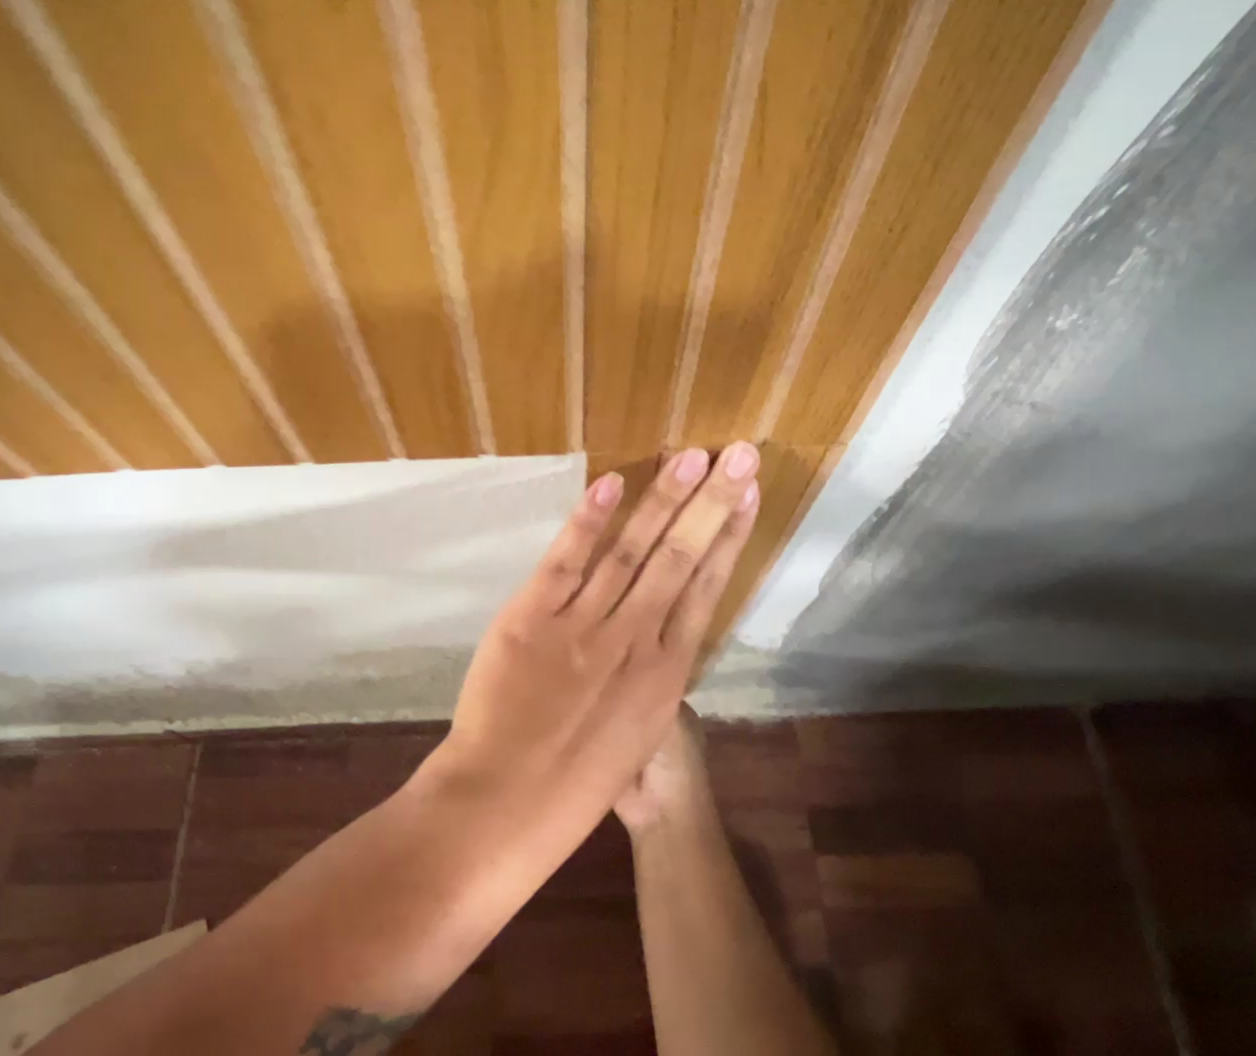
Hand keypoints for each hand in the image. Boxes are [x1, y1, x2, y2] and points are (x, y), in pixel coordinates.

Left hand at [419, 444, 759, 832]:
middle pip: (681, 558)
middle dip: (712, 501)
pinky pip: (566, 561)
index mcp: (667, 673)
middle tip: (739, 451)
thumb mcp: (636, 738)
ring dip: (664, 499)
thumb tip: (661, 646)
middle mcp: (635, 640)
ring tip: (692, 456)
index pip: (707, 589)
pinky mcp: (532, 619)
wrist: (506, 804)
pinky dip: (590, 521)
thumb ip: (651, 685)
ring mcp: (585, 627)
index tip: (749, 496)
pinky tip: (614, 483)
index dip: (729, 538)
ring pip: (633, 552)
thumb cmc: (575, 787)